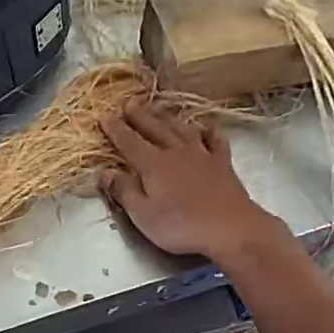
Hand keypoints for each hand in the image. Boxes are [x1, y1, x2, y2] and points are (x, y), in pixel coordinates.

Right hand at [100, 102, 294, 266]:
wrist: (229, 227)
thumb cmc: (181, 226)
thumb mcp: (143, 215)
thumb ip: (124, 192)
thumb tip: (104, 173)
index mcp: (153, 164)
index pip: (129, 142)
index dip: (116, 130)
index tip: (104, 118)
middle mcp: (176, 152)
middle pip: (155, 129)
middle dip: (140, 117)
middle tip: (129, 105)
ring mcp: (202, 155)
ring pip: (181, 129)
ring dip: (168, 118)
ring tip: (158, 109)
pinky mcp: (222, 164)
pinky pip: (214, 140)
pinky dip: (208, 131)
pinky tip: (206, 127)